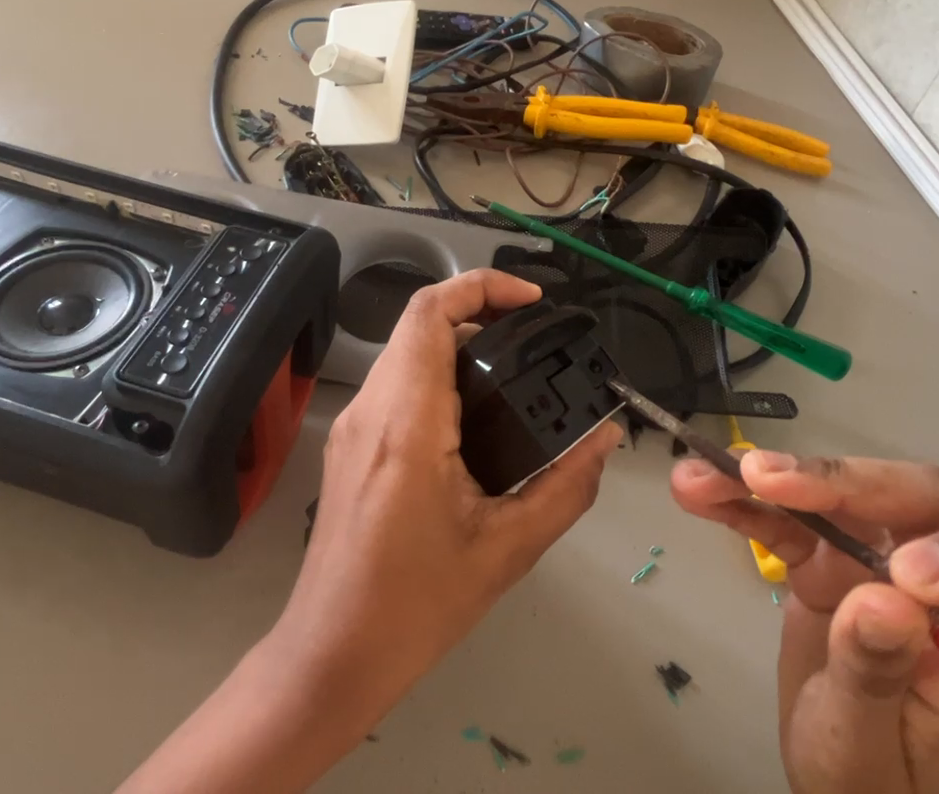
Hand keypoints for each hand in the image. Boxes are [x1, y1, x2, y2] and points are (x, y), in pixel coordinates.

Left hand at [276, 269, 622, 712]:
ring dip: (458, 345)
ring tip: (516, 373)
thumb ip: (566, 485)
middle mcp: (369, 410)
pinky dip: (437, 376)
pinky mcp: (349, 447)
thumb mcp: (509, 548)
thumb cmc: (418, 604)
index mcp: (406, 421)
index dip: (482, 286)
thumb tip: (605, 436)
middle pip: (418, 325)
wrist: (334, 654)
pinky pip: (395, 386)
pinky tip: (476, 415)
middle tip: (536, 340)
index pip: (429, 313)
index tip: (533, 303)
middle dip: (479, 313)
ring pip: (404, 354)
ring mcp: (352, 427)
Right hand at [672, 450, 938, 793]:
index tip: (907, 573)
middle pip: (920, 501)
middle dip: (847, 482)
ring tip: (706, 474)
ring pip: (842, 494)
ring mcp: (873, 563)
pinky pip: (784, 518)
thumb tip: (888, 601)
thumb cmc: (863, 781)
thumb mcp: (864, 744)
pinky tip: (694, 489)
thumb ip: (876, 673)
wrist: (828, 778)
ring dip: (773, 478)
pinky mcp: (820, 559)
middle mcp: (934, 585)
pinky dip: (740, 502)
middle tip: (770, 482)